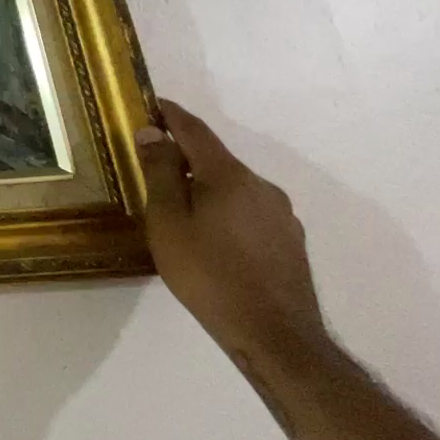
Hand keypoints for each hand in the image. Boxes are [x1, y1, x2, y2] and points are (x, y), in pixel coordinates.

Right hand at [137, 99, 324, 362]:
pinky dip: (222, 208)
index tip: (150, 102)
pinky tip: (208, 234)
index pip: (195, 131)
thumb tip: (154, 132)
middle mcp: (262, 188)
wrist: (274, 336)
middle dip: (184, 156)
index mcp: (230, 176)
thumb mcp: (168, 219)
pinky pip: (247, 210)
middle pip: (215, 159)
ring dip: (204, 186)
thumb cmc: (208, 272)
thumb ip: (160, 172)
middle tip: (150, 163)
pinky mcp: (289, 242)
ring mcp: (281, 217)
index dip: (171, 114)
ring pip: (233, 187)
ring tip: (176, 205)